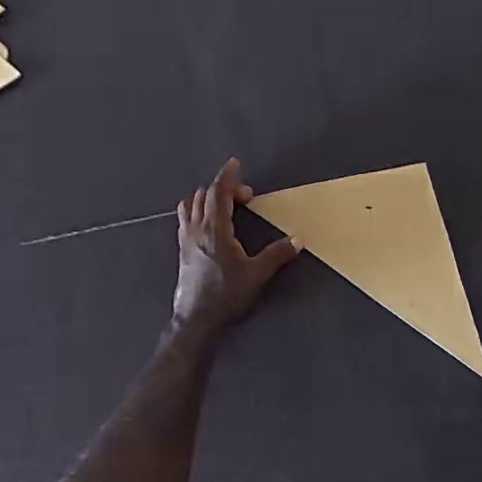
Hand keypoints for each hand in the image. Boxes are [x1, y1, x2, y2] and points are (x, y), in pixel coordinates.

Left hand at [172, 158, 301, 334]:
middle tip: (245, 196)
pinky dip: (197, 210)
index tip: (235, 163)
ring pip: (190, 205)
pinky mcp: (182, 250)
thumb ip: (278, 254)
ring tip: (225, 204)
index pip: (219, 193)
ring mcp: (186, 239)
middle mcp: (196, 229)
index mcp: (215, 230)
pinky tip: (209, 222)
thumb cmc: (227, 294)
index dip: (228, 176)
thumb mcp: (257, 274)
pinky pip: (185, 219)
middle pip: (205, 195)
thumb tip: (298, 240)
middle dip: (224, 189)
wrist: (198, 318)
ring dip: (207, 198)